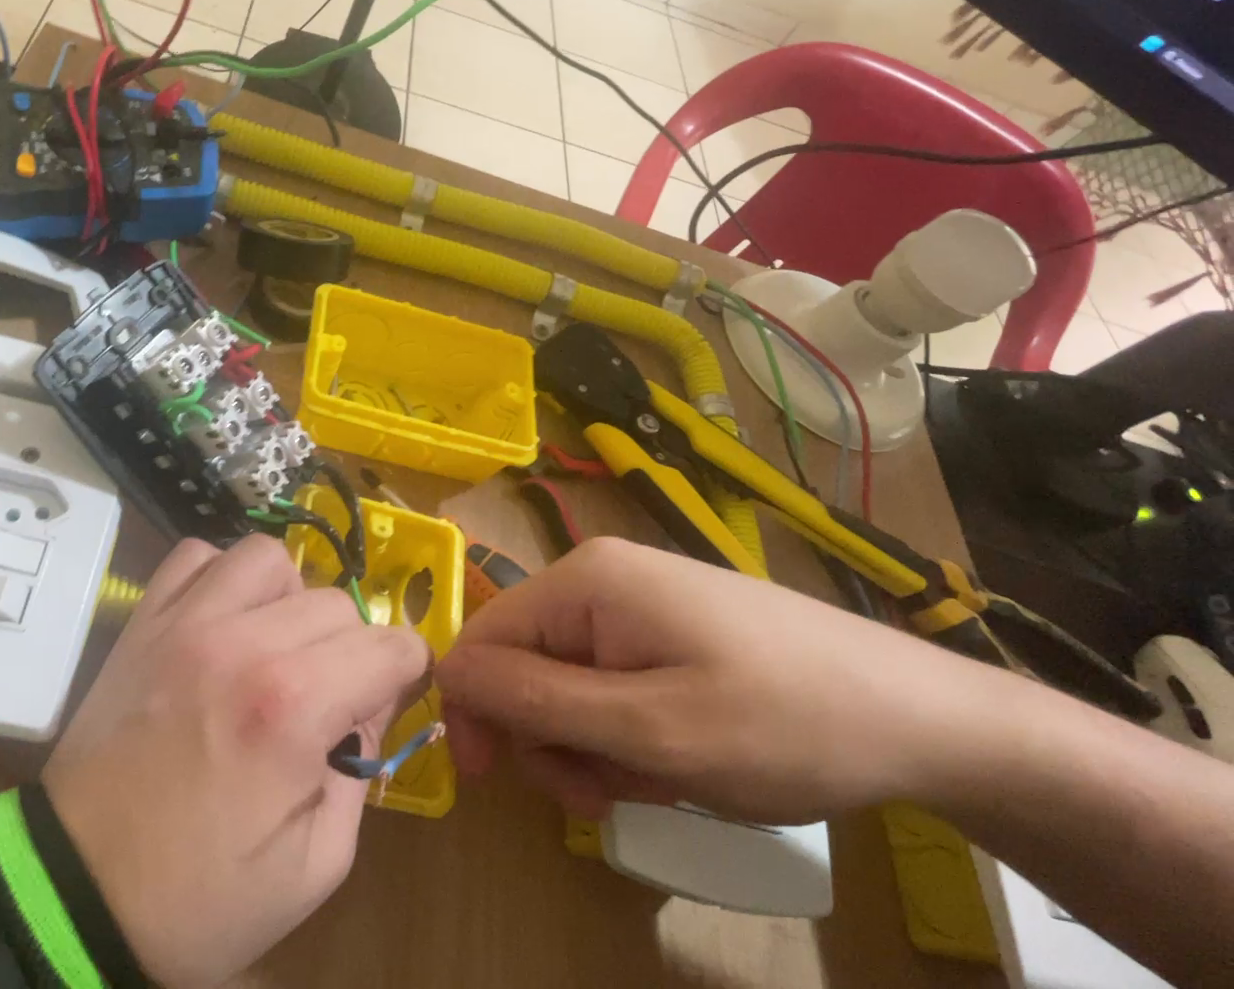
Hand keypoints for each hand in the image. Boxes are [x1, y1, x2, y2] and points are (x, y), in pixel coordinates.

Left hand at [44, 536, 430, 987]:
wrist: (77, 891)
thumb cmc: (200, 895)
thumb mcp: (314, 863)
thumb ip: (360, 772)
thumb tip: (371, 702)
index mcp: (292, 708)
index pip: (388, 645)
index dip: (409, 668)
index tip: (397, 692)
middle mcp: (241, 644)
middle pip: (336, 603)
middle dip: (353, 649)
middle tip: (332, 696)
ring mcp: (182, 624)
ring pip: (268, 559)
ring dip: (290, 598)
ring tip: (277, 648)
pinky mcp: (141, 624)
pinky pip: (195, 557)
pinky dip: (221, 577)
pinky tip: (224, 622)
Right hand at [434, 538, 1006, 824]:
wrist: (928, 721)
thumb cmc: (788, 723)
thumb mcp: (651, 729)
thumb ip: (537, 701)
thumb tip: (444, 675)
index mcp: (585, 582)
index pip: (481, 642)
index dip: (475, 714)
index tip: (499, 783)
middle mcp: (600, 578)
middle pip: (520, 665)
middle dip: (549, 739)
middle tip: (605, 793)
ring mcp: (636, 603)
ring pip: (563, 684)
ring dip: (591, 746)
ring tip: (654, 780)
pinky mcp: (666, 630)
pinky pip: (608, 684)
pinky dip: (625, 734)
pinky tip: (674, 761)